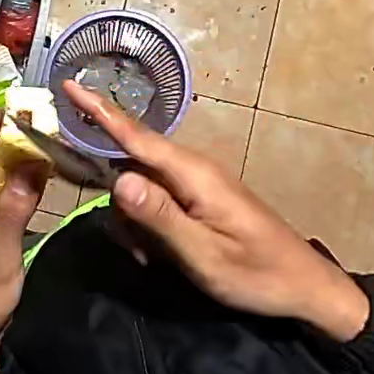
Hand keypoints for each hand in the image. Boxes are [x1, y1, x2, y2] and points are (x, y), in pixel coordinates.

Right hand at [63, 81, 369, 341]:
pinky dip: (148, 225)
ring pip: (139, 188)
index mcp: (193, 174)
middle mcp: (191, 169)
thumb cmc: (257, 274)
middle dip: (121, 206)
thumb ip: (160, 215)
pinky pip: (156, 200)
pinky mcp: (197, 197)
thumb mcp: (204, 254)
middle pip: (130, 168)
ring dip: (135, 222)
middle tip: (138, 250)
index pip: (136, 136)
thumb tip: (117, 179)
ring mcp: (195, 182)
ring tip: (154, 258)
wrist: (305, 287)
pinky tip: (160, 253)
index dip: (99, 111)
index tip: (67, 86)